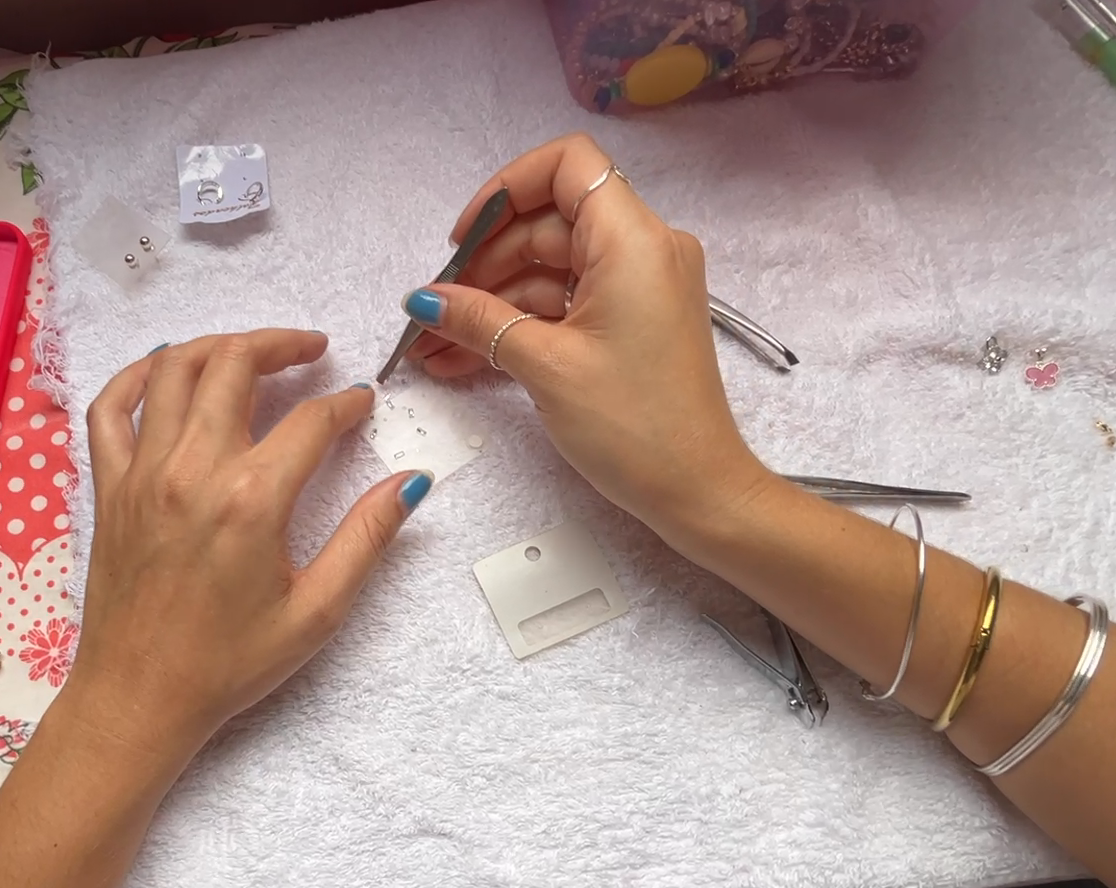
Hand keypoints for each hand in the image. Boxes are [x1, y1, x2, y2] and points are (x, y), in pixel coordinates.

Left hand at [68, 330, 430, 759]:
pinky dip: (138, 374)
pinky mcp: (109, 486)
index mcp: (251, 500)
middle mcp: (192, 469)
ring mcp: (141, 472)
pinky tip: (165, 368)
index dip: (346, 404)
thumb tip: (412, 481)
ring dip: (219, 345)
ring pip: (175, 369)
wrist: (139, 697)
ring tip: (251, 351)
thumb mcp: (317, 611)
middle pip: (235, 365)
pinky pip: (111, 407)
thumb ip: (366, 538)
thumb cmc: (231, 663)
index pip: (311, 421)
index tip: (363, 402)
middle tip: (312, 348)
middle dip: (281, 345)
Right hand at [399, 133, 771, 543]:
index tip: (460, 241)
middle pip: (544, 229)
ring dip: (487, 309)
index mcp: (632, 240)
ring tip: (431, 349)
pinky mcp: (623, 326)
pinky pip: (559, 310)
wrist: (694, 490)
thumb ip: (480, 322)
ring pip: (545, 277)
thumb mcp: (546, 366)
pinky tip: (462, 358)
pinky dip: (514, 330)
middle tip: (431, 314)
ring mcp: (631, 291)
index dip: (505, 190)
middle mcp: (638, 251)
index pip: (566, 168)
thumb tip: (422, 300)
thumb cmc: (631, 425)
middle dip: (480, 269)